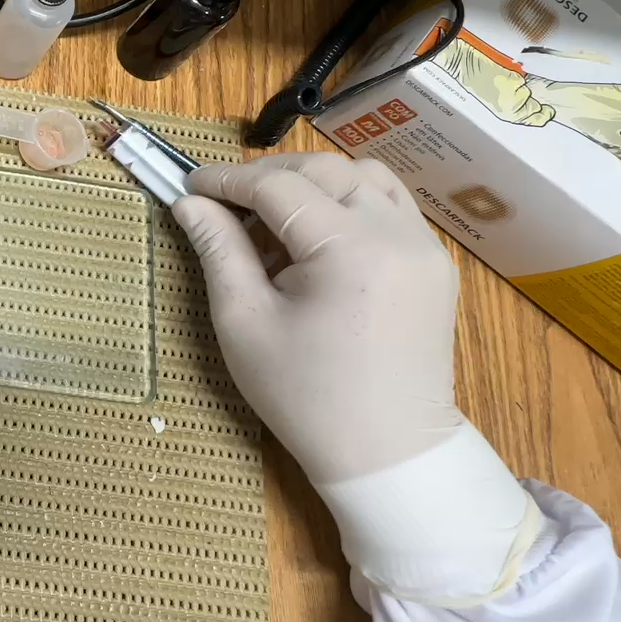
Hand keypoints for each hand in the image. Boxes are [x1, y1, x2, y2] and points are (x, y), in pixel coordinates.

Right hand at [174, 153, 538, 601]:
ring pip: (363, 176)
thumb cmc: (302, 392)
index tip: (187, 185)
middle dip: (266, 174)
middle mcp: (398, 235)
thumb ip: (218, 249)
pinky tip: (312, 233)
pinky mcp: (432, 263)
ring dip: (309, 181)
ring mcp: (425, 247)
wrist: (386, 452)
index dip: (226, 180)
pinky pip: (387, 204)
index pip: (279, 186)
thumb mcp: (243, 320)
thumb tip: (188, 202)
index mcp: (350, 250)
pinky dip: (343, 199)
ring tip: (269, 215)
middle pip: (325, 170)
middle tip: (222, 201)